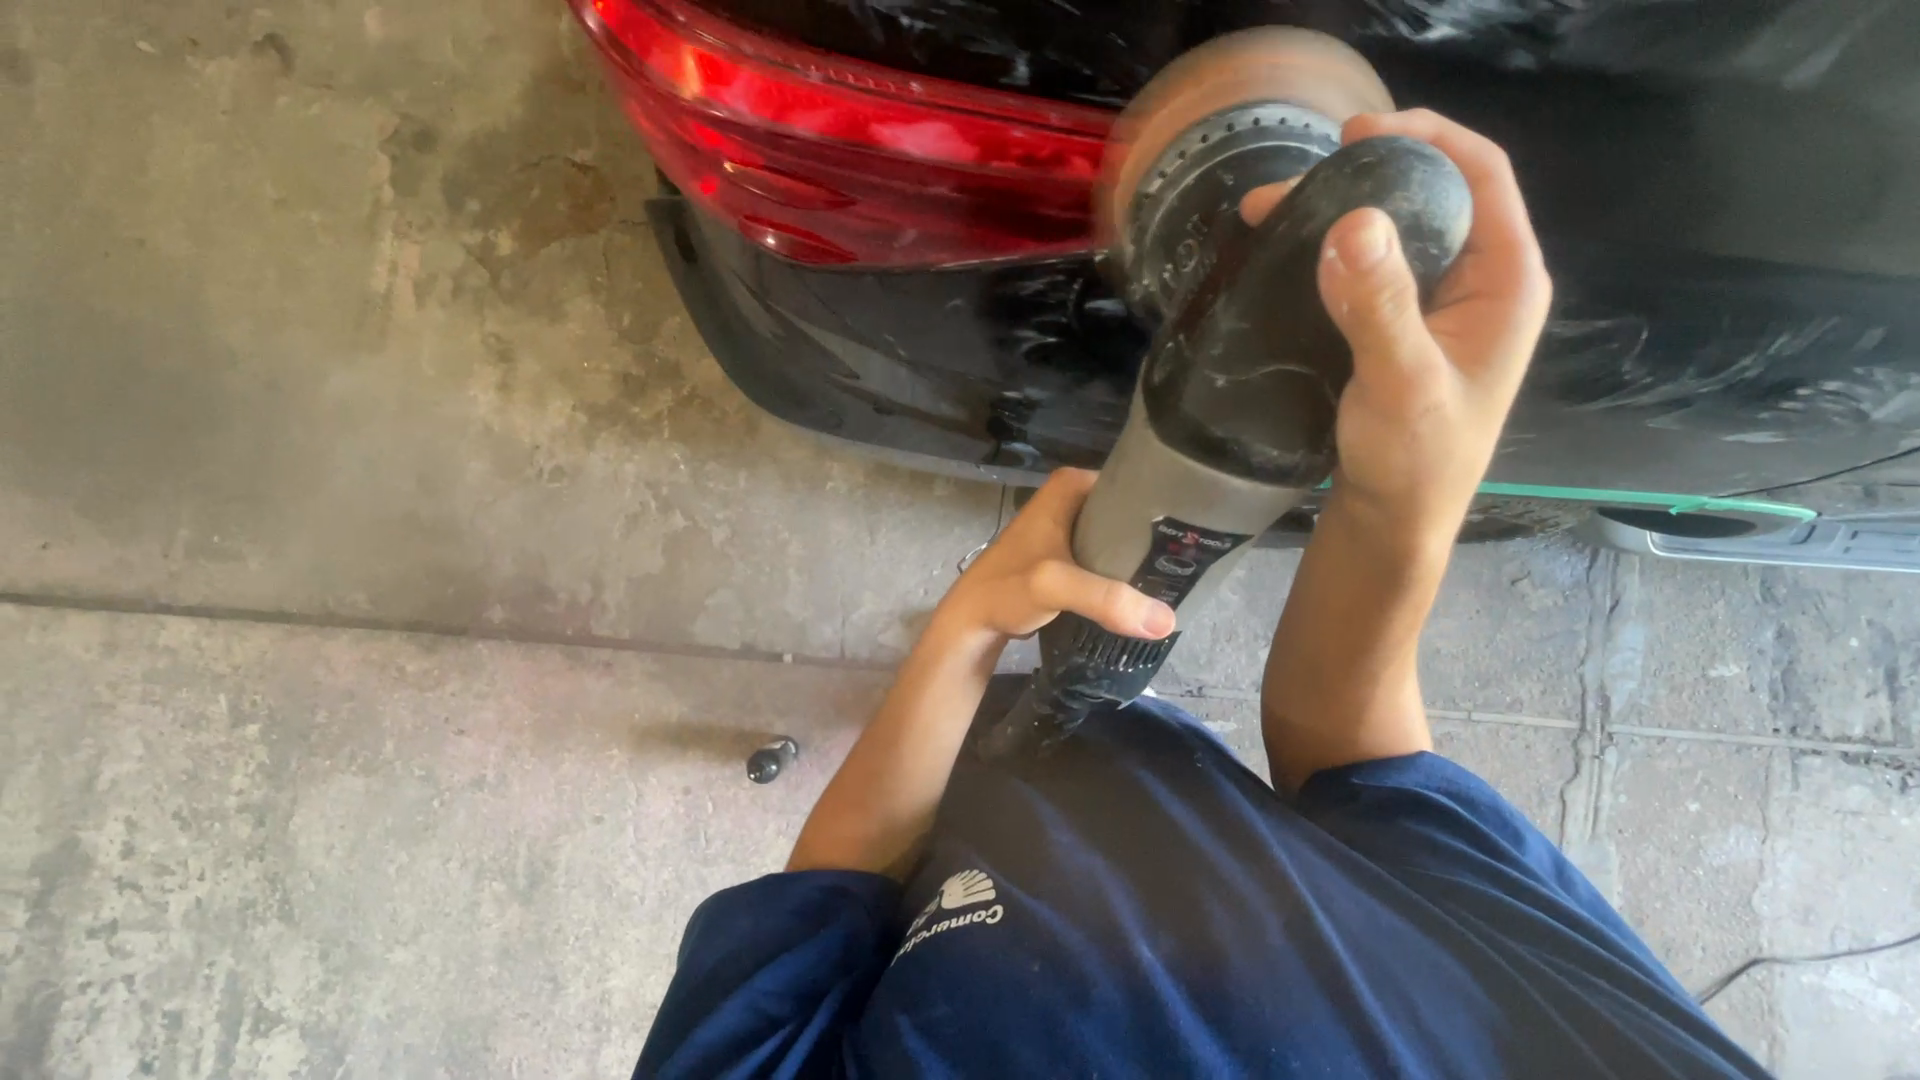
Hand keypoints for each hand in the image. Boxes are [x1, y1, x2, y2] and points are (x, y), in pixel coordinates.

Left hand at [938, 469, 1176, 641]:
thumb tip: (1166, 621)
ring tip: (1182, 574)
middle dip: (1158, 536)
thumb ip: (1106, 599)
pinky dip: (1126, 573)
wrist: (973, 623)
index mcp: (1070, 486)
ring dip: (1144, 557)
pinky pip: (1110, 557)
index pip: (1133, 482)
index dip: (1165, 505)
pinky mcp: (1070, 557)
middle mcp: (1072, 499)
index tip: (1198, 529)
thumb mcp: (1056, 586)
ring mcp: (1071, 528)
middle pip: (1131, 511)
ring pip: (1122, 537)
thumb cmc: (1006, 591)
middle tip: (1195, 559)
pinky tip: (1149, 590)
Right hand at [1315, 110, 1552, 548]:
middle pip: (1432, 197)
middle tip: (1292, 186)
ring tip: (1274, 215)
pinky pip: (1372, 271)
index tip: (1356, 133)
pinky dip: (1332, 254)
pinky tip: (1291, 256)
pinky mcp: (1400, 329)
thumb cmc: (1415, 458)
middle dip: (1365, 177)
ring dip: (1339, 215)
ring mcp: (1437, 307)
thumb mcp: (1400, 381)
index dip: (1425, 138)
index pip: (1479, 175)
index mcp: (1505, 280)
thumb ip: (1380, 305)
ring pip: (1396, 233)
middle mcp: (1477, 283)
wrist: (1393, 517)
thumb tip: (1351, 218)